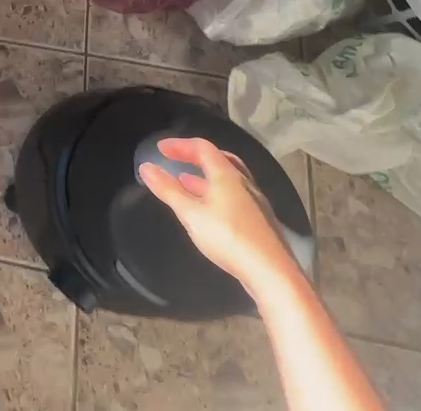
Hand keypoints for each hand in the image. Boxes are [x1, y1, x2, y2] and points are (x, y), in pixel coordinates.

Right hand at [140, 137, 298, 290]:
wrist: (274, 275)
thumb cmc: (229, 238)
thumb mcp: (191, 214)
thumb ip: (168, 190)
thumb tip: (146, 167)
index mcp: (227, 177)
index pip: (203, 148)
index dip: (180, 145)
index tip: (160, 149)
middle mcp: (244, 185)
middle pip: (220, 160)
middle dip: (196, 157)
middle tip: (177, 159)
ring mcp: (255, 204)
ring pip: (228, 181)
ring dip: (205, 177)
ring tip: (185, 182)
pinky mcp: (259, 223)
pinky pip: (234, 197)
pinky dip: (215, 194)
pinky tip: (208, 210)